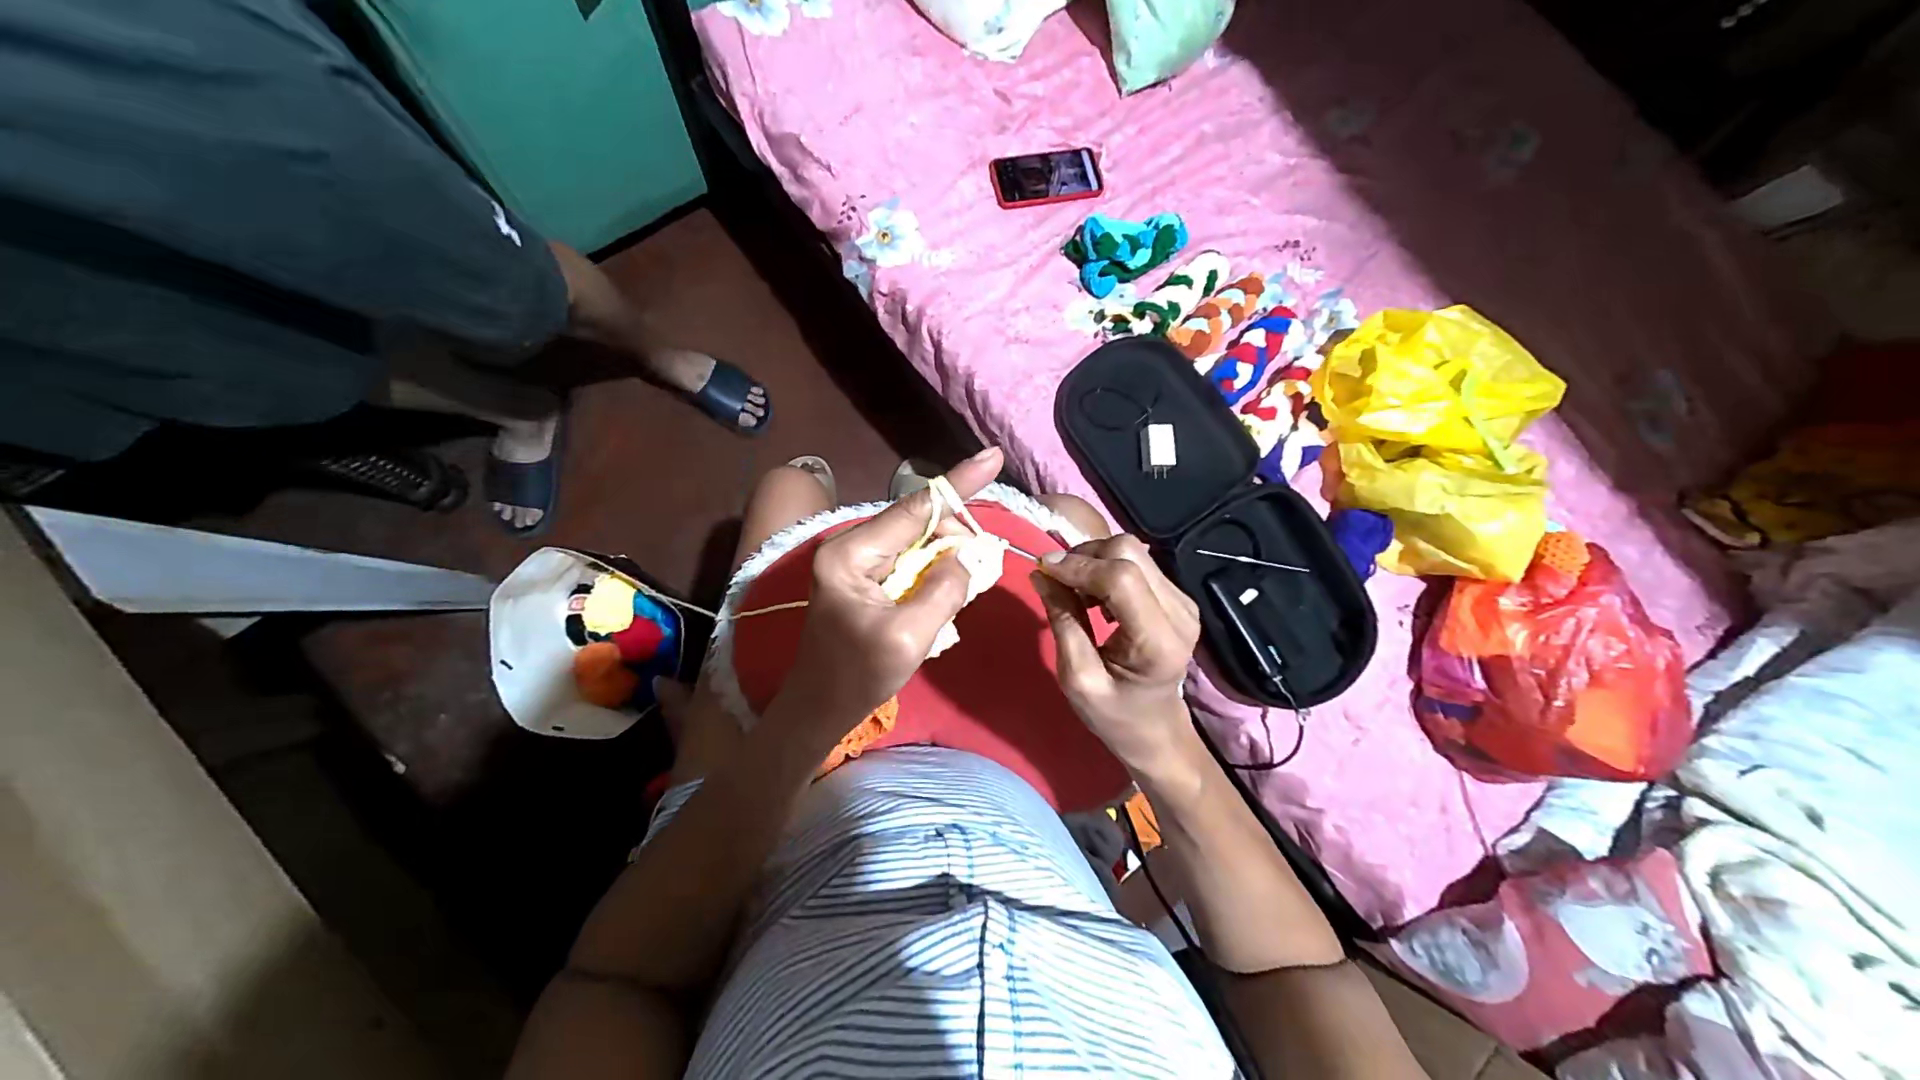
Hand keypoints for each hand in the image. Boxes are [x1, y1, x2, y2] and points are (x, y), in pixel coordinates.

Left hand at [776, 447, 1005, 731]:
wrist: (819, 708)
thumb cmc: (856, 676)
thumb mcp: (907, 637)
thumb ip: (943, 591)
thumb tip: (966, 557)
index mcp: (851, 554)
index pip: (915, 509)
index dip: (958, 482)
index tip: (993, 456)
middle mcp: (851, 547)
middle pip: (917, 520)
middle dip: (956, 530)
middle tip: (985, 556)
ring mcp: (856, 561)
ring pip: (916, 540)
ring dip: (947, 551)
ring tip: (971, 571)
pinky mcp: (865, 578)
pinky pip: (909, 559)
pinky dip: (935, 567)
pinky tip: (951, 579)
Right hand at [1031, 535, 1202, 770]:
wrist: (1155, 729)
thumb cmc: (1114, 715)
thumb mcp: (1077, 677)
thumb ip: (1062, 621)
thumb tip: (1041, 574)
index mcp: (1157, 641)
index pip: (1121, 579)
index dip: (1078, 566)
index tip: (1042, 568)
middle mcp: (1178, 613)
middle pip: (1129, 552)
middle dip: (1085, 557)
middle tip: (1057, 580)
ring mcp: (1182, 601)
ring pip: (1132, 551)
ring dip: (1094, 561)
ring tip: (1074, 591)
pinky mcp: (1177, 596)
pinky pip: (1137, 563)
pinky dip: (1107, 569)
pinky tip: (1094, 596)